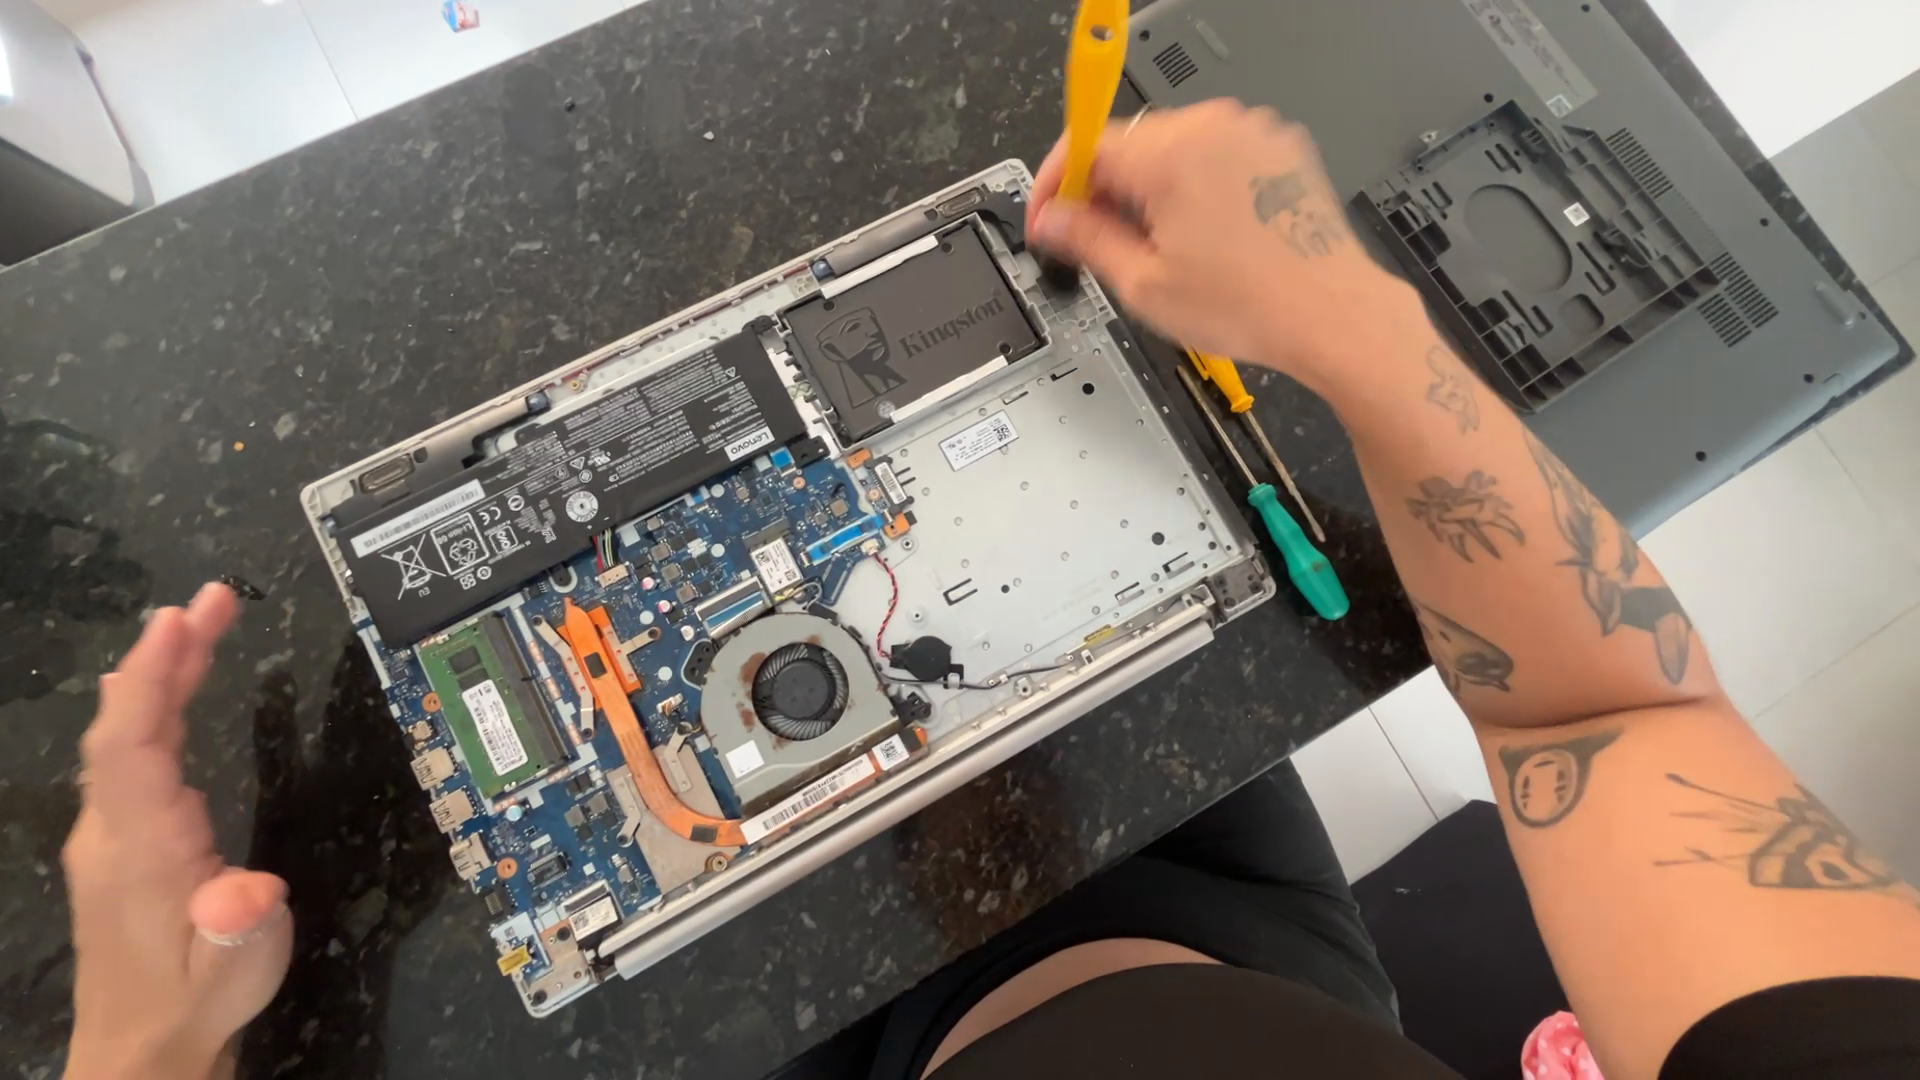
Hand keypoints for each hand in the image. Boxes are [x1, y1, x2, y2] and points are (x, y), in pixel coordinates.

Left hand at [62, 584, 292, 1079]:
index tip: (182, 623)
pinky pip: (134, 754)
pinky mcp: (133, 834)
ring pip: (126, 736)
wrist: (152, 1039)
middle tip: (208, 599)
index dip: (152, 682)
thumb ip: (237, 925)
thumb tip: (245, 889)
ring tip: (196, 620)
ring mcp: (118, 831)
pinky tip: (162, 686)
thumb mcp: (233, 966)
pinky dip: (152, 706)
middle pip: (126, 728)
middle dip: (163, 658)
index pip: (133, 750)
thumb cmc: (202, 992)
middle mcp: (116, 830)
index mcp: (142, 848)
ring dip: (159, 673)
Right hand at [1027, 99, 1420, 380]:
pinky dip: (1188, 187)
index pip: (1084, 144)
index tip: (1048, 216)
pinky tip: (1194, 238)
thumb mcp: (1144, 284)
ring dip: (1144, 192)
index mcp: (1173, 155)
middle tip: (1095, 245)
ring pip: (1167, 151)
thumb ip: (1086, 241)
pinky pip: (1211, 156)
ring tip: (1155, 252)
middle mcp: (1214, 128)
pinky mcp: (1274, 149)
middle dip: (1100, 193)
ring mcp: (1250, 133)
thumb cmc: (1251, 304)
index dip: (1054, 185)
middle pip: (1125, 144)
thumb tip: (1051, 220)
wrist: (1328, 313)